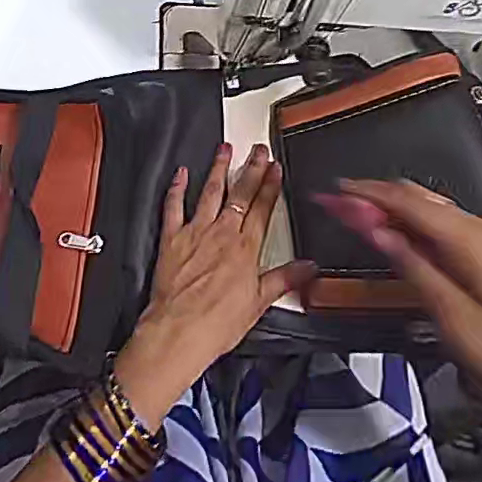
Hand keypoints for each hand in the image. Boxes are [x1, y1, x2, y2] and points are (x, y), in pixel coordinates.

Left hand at [117, 144, 315, 424]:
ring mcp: (196, 232)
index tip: (275, 167)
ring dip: (219, 168)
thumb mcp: (259, 302)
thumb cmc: (217, 323)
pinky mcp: (172, 238)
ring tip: (225, 150)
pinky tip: (180, 173)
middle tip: (258, 150)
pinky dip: (177, 188)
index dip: (271, 185)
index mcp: (245, 248)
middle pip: (241, 193)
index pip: (263, 208)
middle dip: (252, 169)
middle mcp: (222, 234)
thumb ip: (285, 279)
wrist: (179, 331)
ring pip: (211, 192)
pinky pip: (174, 207)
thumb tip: (308, 268)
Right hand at [320, 180, 481, 472]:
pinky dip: (405, 222)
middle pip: (415, 197)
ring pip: (423, 208)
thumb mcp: (450, 313)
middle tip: (339, 201)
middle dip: (373, 196)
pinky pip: (434, 225)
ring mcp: (480, 241)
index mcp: (471, 240)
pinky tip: (388, 229)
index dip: (367, 193)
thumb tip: (379, 233)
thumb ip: (412, 265)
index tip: (338, 192)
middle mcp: (478, 232)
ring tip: (354, 212)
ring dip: (387, 207)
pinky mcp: (478, 254)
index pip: (407, 201)